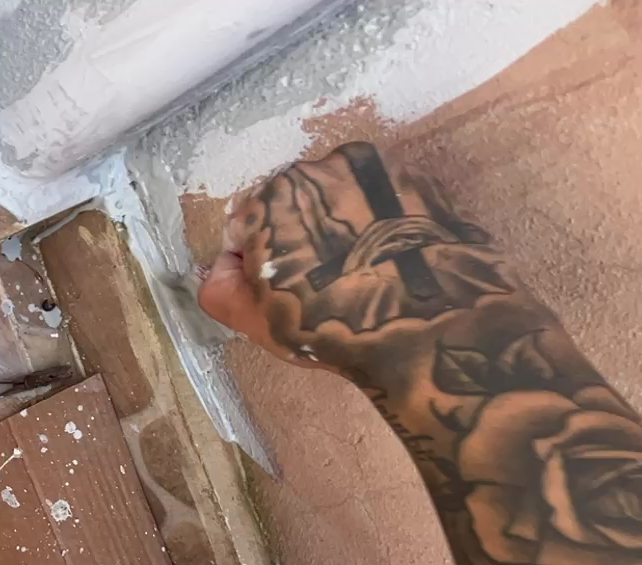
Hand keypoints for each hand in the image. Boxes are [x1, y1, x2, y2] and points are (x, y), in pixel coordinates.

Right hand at [198, 141, 517, 375]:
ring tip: (348, 274)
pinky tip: (380, 265)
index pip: (242, 226)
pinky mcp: (421, 181)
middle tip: (309, 283)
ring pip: (335, 204)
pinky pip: (378, 205)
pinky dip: (373, 229)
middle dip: (292, 240)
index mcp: (271, 196)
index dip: (248, 262)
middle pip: (290, 208)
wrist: (426, 320)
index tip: (269, 289)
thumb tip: (224, 267)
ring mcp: (377, 169)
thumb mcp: (245, 315)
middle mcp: (322, 167)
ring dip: (333, 232)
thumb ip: (215, 286)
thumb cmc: (321, 317)